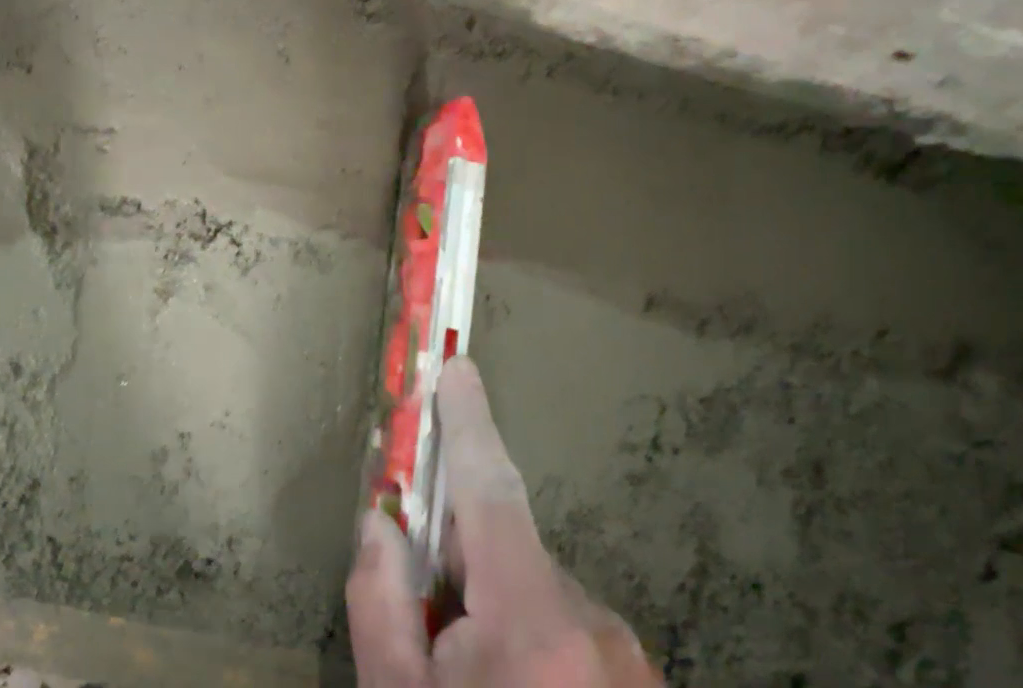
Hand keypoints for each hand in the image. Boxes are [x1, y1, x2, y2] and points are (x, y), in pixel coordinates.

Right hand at [345, 359, 662, 686]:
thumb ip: (377, 599)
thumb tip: (380, 521)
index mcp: (530, 624)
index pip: (490, 491)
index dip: (468, 423)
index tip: (456, 366)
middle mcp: (595, 628)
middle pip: (508, 550)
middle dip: (461, 560)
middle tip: (426, 616)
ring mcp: (631, 661)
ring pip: (540, 594)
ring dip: (496, 610)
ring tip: (472, 678)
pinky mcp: (644, 682)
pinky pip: (572, 631)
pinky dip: (532, 642)